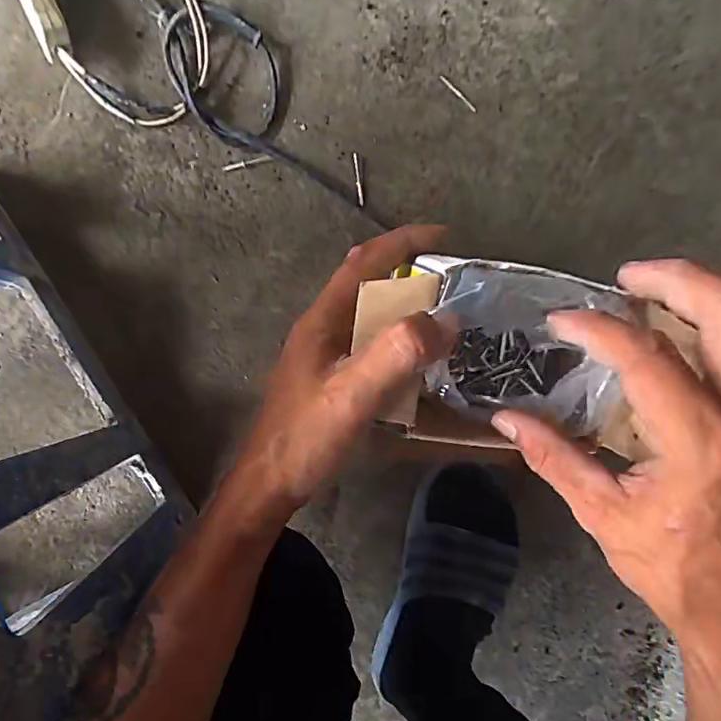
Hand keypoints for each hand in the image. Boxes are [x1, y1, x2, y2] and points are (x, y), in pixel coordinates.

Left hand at [225, 224, 452, 517]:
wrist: (269, 484)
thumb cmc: (305, 438)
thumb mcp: (353, 394)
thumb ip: (397, 353)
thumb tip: (447, 320)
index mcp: (322, 322)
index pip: (363, 263)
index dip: (402, 242)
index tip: (445, 237)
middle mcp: (321, 332)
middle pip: (366, 287)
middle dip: (408, 275)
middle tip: (451, 287)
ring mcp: (323, 359)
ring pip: (369, 320)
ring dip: (404, 312)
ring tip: (442, 322)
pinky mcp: (329, 383)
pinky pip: (369, 350)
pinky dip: (396, 346)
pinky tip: (415, 366)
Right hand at [492, 260, 720, 668]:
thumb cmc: (671, 568)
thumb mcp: (602, 515)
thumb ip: (554, 458)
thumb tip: (507, 420)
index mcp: (703, 444)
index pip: (650, 359)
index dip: (600, 329)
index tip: (564, 321)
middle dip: (677, 279)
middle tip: (627, 277)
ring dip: (704, 299)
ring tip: (653, 297)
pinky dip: (720, 332)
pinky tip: (682, 344)